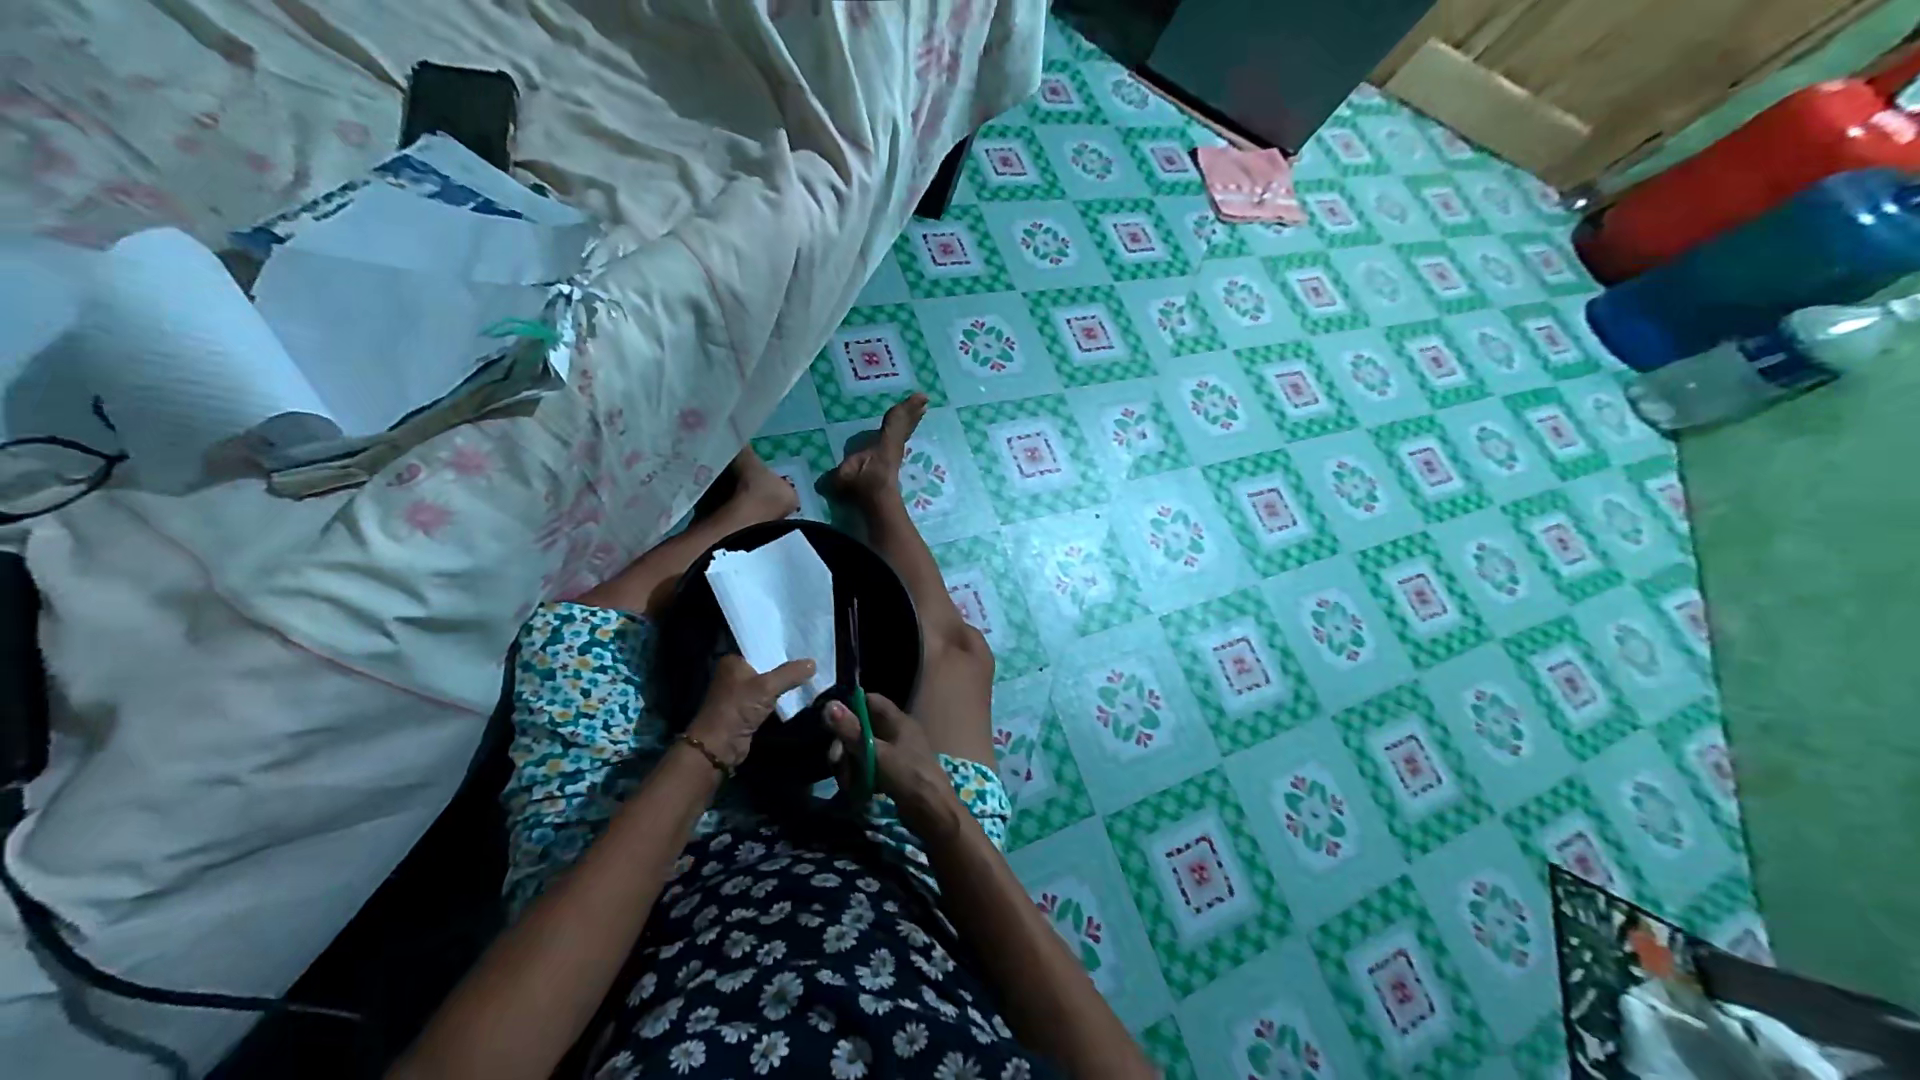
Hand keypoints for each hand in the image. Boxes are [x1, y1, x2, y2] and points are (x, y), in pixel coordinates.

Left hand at [686, 654, 816, 768]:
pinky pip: (770, 698)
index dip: (781, 646)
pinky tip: (800, 692)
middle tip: (813, 658)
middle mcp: (735, 674)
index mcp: (733, 661)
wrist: (719, 746)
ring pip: (770, 683)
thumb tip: (813, 662)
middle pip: (767, 665)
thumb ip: (790, 673)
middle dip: (787, 665)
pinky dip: (782, 697)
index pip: (761, 648)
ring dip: (786, 683)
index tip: (803, 644)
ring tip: (811, 673)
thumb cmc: (737, 708)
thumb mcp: (766, 687)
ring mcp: (741, 692)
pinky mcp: (748, 709)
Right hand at [825, 693, 960, 837]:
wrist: (933, 812)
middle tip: (836, 762)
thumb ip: (851, 731)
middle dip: (846, 745)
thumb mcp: (875, 753)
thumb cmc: (907, 776)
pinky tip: (854, 789)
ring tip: (847, 783)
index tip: (831, 722)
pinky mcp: (894, 772)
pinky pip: (870, 767)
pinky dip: (860, 775)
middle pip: (862, 728)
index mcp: (898, 720)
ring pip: (863, 750)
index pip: (870, 701)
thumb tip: (829, 705)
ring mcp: (896, 753)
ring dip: (850, 764)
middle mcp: (897, 732)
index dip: (850, 706)